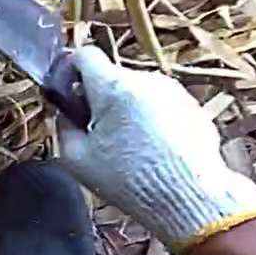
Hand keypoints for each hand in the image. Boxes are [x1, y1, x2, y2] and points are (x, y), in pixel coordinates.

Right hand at [57, 46, 255, 250]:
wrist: (190, 199)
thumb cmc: (127, 180)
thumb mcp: (75, 158)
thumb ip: (63, 126)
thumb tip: (64, 112)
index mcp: (113, 87)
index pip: (83, 55)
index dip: (67, 71)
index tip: (65, 94)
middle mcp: (146, 80)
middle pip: (109, 77)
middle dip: (97, 98)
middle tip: (93, 133)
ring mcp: (173, 91)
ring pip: (134, 91)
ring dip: (123, 109)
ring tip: (124, 146)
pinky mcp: (192, 106)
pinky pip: (158, 104)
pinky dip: (148, 120)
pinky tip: (149, 151)